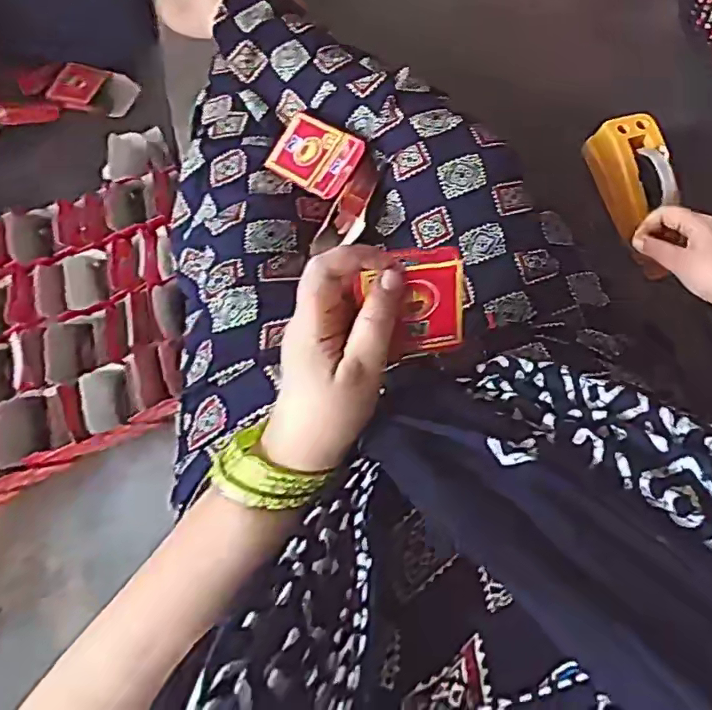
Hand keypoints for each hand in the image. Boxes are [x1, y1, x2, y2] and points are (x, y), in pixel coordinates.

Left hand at [259, 247, 404, 472]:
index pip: (324, 265)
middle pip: (336, 275)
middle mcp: (308, 317)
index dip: (358, 255)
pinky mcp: (324, 342)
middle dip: (375, 273)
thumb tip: (394, 275)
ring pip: (346, 293)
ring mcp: (315, 330)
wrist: (301, 456)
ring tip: (408, 306)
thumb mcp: (363, 367)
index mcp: (310, 321)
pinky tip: (394, 327)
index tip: (393, 266)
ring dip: (378, 294)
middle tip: (410, 286)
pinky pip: (349, 314)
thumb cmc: (331, 414)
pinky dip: (373, 313)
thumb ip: (378, 319)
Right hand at [633, 205, 711, 310]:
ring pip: (685, 237)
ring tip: (654, 268)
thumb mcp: (679, 263)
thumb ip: (656, 249)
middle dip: (655, 238)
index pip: (665, 212)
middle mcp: (710, 224)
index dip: (647, 225)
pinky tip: (673, 271)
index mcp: (699, 221)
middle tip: (642, 256)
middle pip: (675, 223)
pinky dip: (681, 256)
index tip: (636, 242)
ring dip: (667, 249)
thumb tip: (639, 240)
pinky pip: (696, 248)